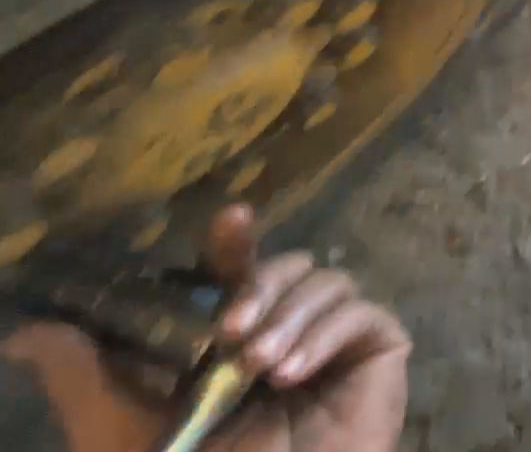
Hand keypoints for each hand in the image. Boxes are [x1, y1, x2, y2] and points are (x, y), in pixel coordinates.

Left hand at [1, 205, 409, 451]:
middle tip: (232, 328)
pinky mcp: (380, 343)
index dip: (239, 241)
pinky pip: (362, 311)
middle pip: (293, 266)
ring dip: (291, 315)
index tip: (230, 218)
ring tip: (261, 366)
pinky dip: (327, 332)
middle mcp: (290, 325)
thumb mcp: (122, 428)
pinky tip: (295, 371)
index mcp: (237, 337)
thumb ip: (86, 377)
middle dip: (264, 284)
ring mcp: (340, 333)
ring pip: (330, 282)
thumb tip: (27, 330)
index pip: (242, 273)